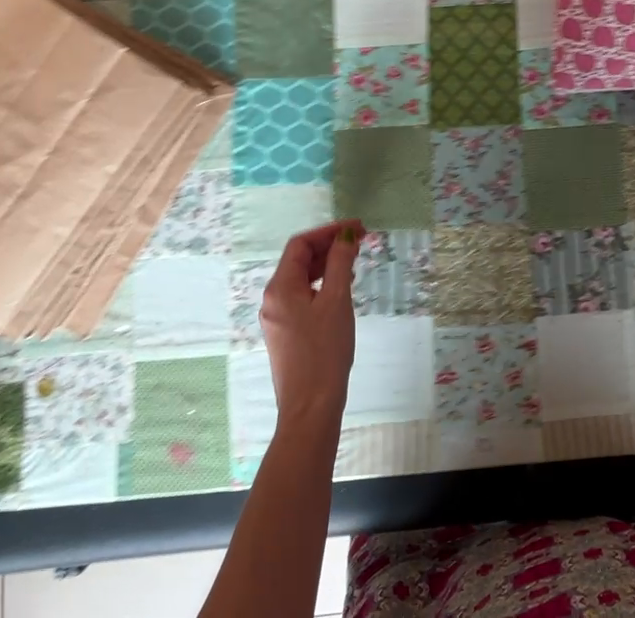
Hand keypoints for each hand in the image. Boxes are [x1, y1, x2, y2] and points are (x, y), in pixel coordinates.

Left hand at [260, 219, 363, 425]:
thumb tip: (345, 237)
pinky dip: (322, 285)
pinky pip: (303, 297)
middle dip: (328, 246)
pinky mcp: (286, 333)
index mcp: (280, 287)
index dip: (328, 232)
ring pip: (301, 279)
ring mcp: (277, 317)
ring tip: (355, 261)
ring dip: (326, 265)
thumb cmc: (325, 350)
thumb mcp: (336, 301)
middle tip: (361, 240)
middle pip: (298, 260)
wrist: (311, 405)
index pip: (300, 244)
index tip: (357, 228)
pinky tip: (342, 289)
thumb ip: (340, 264)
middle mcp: (272, 298)